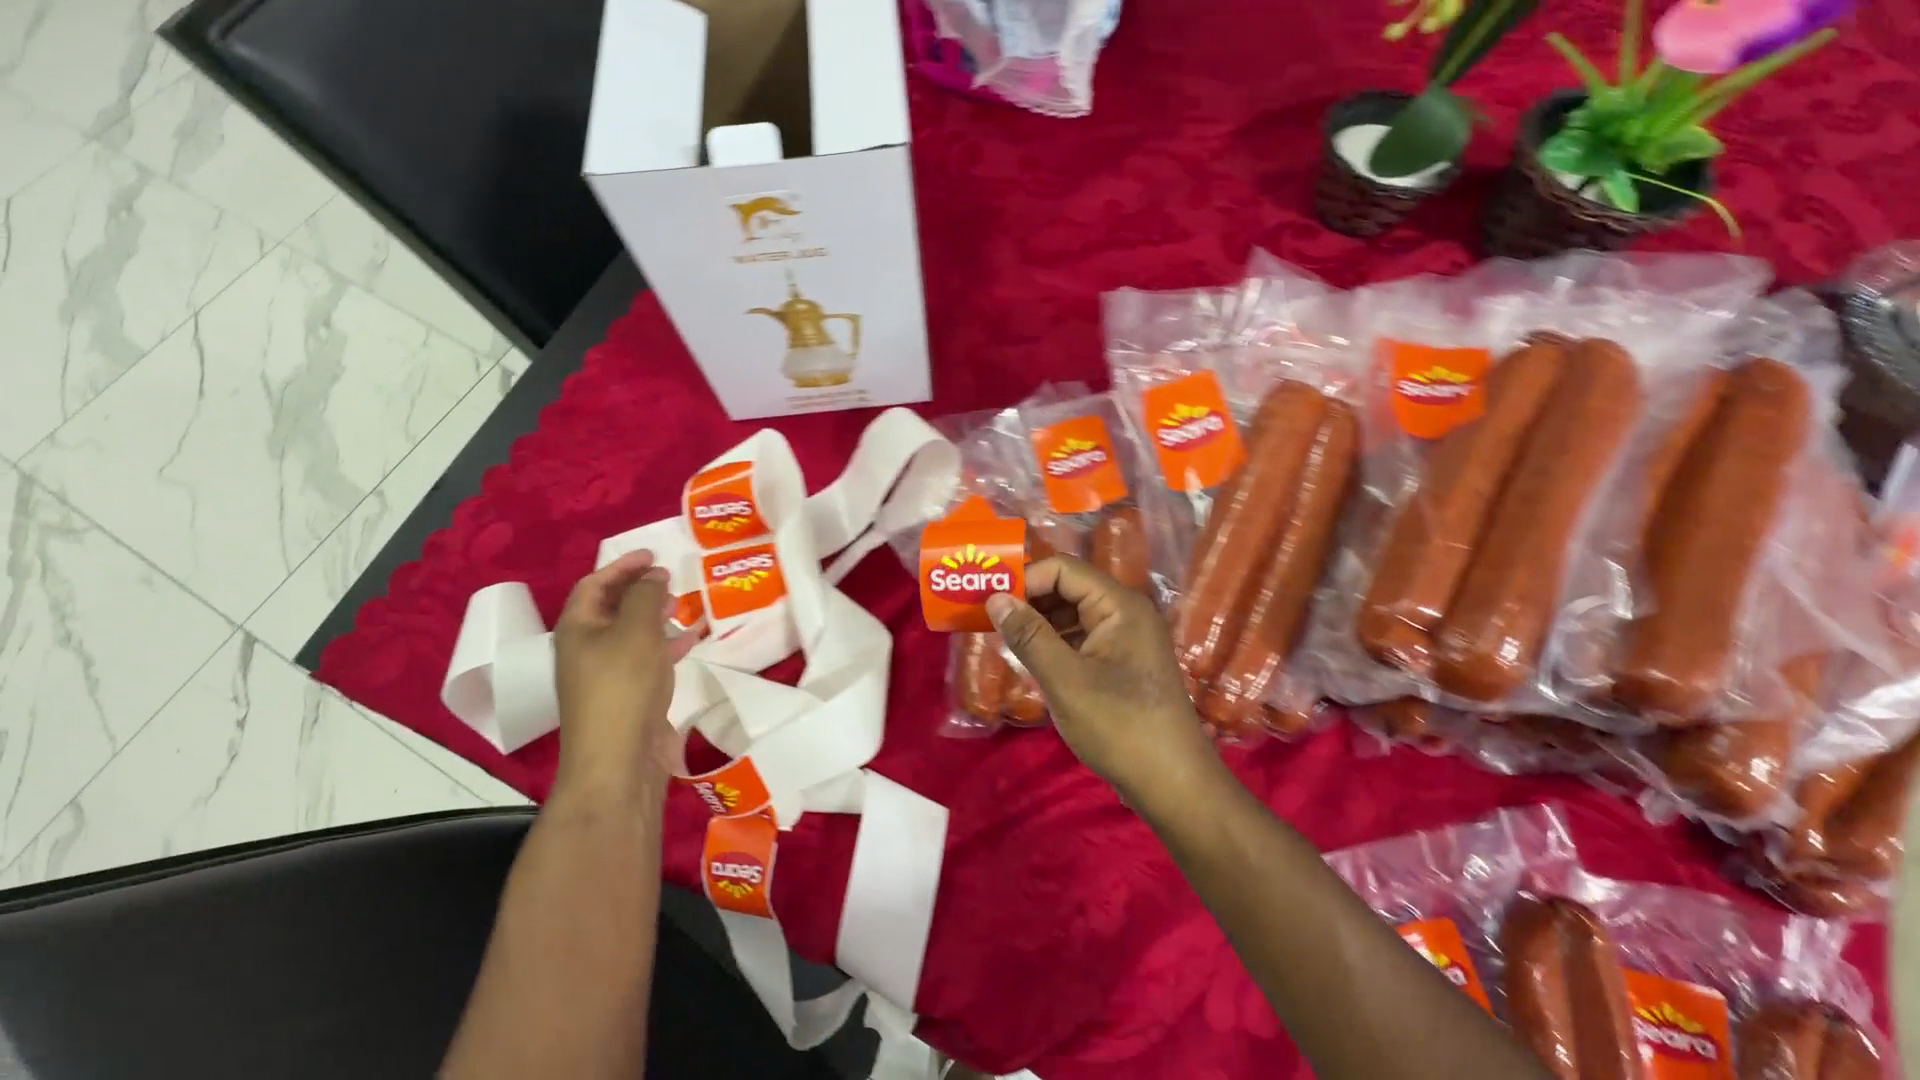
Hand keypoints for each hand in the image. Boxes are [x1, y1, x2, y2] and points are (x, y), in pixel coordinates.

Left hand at [553, 550, 695, 798]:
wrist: (620, 759)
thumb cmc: (623, 686)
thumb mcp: (637, 630)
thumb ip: (647, 596)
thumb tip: (654, 575)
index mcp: (578, 628)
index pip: (594, 585)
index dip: (621, 566)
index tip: (652, 554)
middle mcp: (586, 649)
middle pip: (611, 609)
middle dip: (640, 590)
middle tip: (670, 579)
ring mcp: (607, 676)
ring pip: (631, 635)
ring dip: (656, 617)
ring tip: (683, 606)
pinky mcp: (628, 698)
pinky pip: (647, 660)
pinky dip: (666, 646)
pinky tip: (690, 642)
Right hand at [987, 555, 1218, 804]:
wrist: (1172, 782)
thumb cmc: (1119, 726)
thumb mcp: (1065, 680)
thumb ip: (1029, 635)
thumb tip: (995, 597)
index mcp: (1119, 606)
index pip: (1063, 569)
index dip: (1025, 580)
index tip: (988, 601)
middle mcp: (1126, 614)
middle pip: (1069, 588)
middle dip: (1029, 600)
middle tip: (987, 619)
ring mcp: (1127, 641)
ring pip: (1074, 616)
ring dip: (1039, 624)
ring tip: (1002, 639)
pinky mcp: (1123, 666)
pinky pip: (1082, 640)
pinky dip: (1055, 645)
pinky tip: (1030, 661)